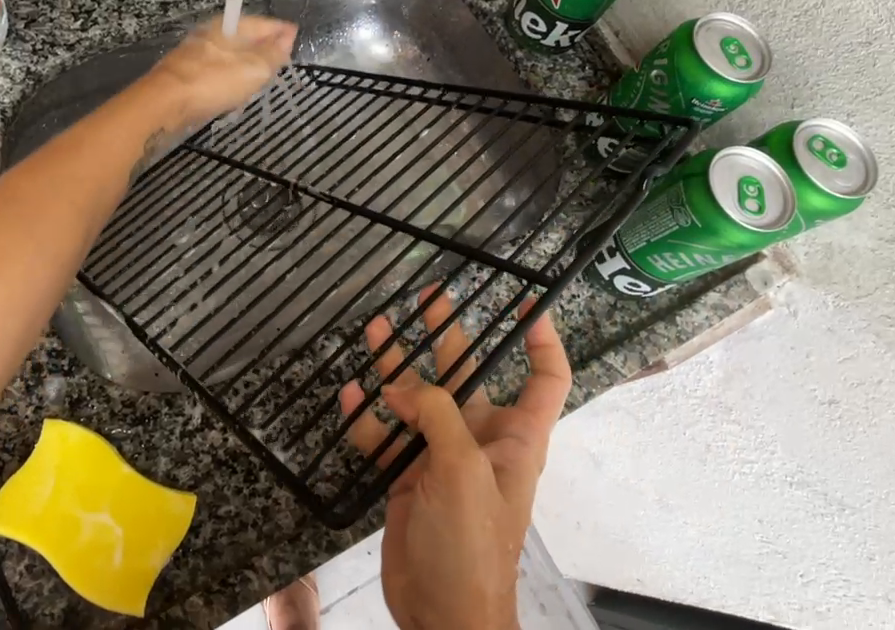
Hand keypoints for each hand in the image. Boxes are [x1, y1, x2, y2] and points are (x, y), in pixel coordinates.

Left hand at [139, 14, 296, 130]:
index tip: (295, 37)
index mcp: (228, 27)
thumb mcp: (253, 68)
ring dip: (246, 68)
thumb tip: (287, 37)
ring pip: (231, 57)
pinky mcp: (187, 74)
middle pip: (246, 39)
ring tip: (259, 82)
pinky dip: (229, 81)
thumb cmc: (211, 82)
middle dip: (264, 49)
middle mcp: (211, 35)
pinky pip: (217, 73)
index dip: (281, 31)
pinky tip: (233, 95)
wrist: (164, 103)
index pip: (263, 23)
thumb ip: (273, 54)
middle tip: (280, 61)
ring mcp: (197, 54)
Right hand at [338, 290, 572, 629]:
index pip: (543, 379)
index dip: (542, 341)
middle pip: (468, 374)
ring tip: (375, 329)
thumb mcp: (463, 470)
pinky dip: (368, 416)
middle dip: (448, 335)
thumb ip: (436, 415)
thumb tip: (401, 386)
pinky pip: (386, 435)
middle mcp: (479, 438)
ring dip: (396, 366)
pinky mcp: (408, 476)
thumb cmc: (471, 543)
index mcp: (515, 437)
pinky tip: (350, 395)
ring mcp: (441, 456)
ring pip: (418, 398)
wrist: (441, 614)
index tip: (526, 306)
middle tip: (428, 297)